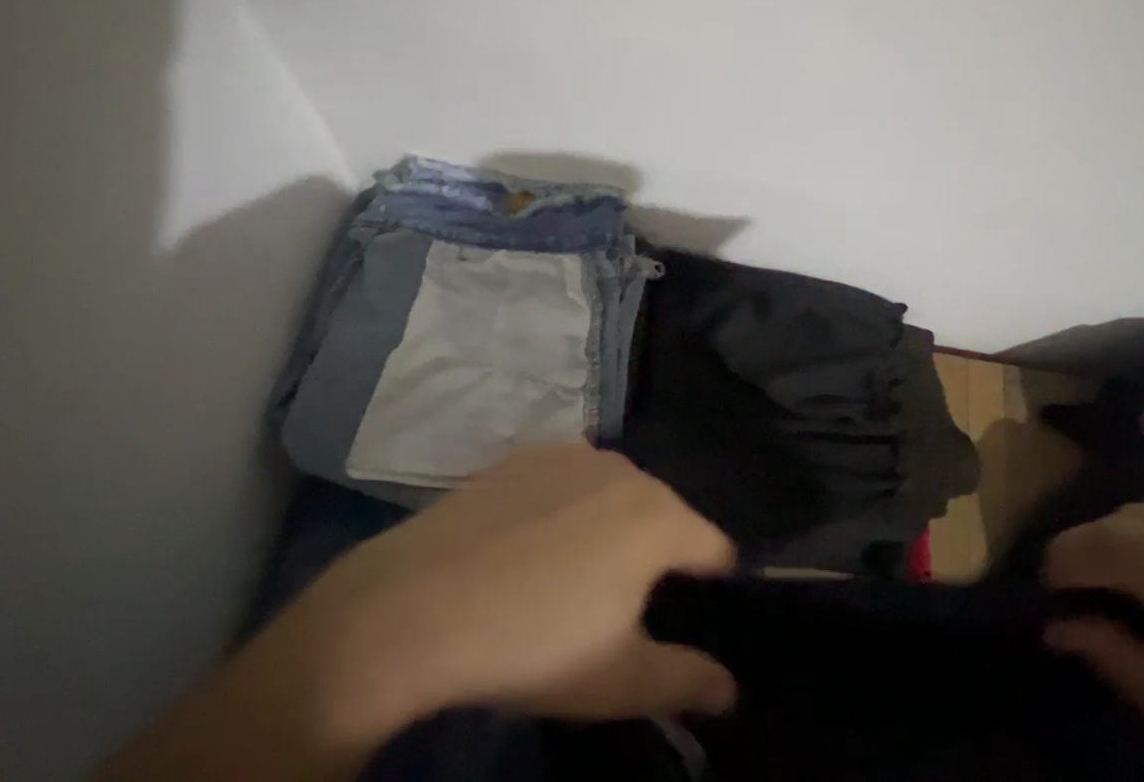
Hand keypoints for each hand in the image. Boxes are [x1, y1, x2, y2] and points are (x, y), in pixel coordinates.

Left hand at [294, 441, 738, 724]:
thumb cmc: (532, 643)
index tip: (695, 616)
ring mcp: (565, 455)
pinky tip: (528, 547)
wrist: (412, 605)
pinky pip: (565, 483)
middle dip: (659, 555)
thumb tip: (731, 689)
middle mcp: (621, 469)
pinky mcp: (517, 456)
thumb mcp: (618, 680)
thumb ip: (687, 680)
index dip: (714, 585)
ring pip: (613, 494)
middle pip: (664, 514)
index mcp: (659, 517)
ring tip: (574, 577)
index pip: (715, 548)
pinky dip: (564, 509)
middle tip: (626, 607)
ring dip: (611, 527)